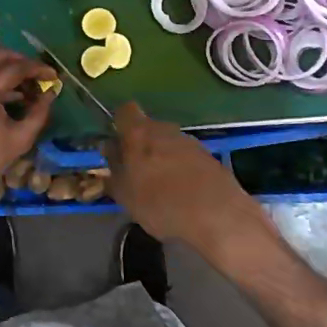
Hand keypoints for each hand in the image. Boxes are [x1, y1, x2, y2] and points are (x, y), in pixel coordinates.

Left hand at [0, 48, 57, 205]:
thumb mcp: (20, 137)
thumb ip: (39, 112)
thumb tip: (50, 94)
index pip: (15, 67)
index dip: (37, 69)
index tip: (54, 76)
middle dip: (22, 61)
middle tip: (40, 75)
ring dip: (8, 69)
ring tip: (29, 86)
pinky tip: (13, 95)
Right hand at [106, 102, 272, 258]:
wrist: (217, 215)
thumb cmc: (160, 203)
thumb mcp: (125, 193)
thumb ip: (113, 168)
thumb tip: (108, 149)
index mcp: (139, 133)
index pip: (125, 110)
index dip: (119, 124)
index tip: (116, 145)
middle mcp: (164, 129)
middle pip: (147, 128)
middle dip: (140, 146)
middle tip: (135, 173)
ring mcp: (189, 141)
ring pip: (167, 143)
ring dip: (161, 158)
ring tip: (160, 189)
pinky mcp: (208, 156)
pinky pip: (186, 157)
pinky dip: (180, 169)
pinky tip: (182, 194)